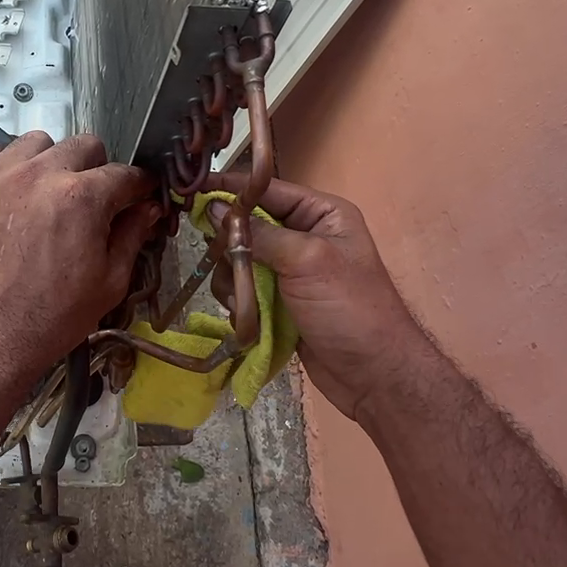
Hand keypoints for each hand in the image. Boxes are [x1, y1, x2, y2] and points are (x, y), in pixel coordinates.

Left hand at [0, 131, 162, 394]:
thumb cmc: (51, 319)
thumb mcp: (108, 285)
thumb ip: (131, 237)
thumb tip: (150, 207)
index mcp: (83, 197)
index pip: (125, 174)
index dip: (138, 187)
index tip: (137, 197)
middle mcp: (42, 172)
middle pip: (84, 145)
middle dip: (95, 170)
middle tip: (87, 201)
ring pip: (35, 141)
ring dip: (46, 161)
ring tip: (39, 192)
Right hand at [205, 175, 416, 423]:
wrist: (374, 377)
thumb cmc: (349, 309)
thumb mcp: (306, 260)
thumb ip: (258, 233)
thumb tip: (213, 210)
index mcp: (321, 214)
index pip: (266, 189)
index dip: (230, 190)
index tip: (193, 191)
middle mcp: (304, 235)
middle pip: (246, 225)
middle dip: (231, 244)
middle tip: (227, 261)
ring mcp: (289, 270)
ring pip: (238, 258)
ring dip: (234, 278)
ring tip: (243, 299)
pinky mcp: (278, 300)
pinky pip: (243, 287)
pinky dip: (239, 299)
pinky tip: (246, 316)